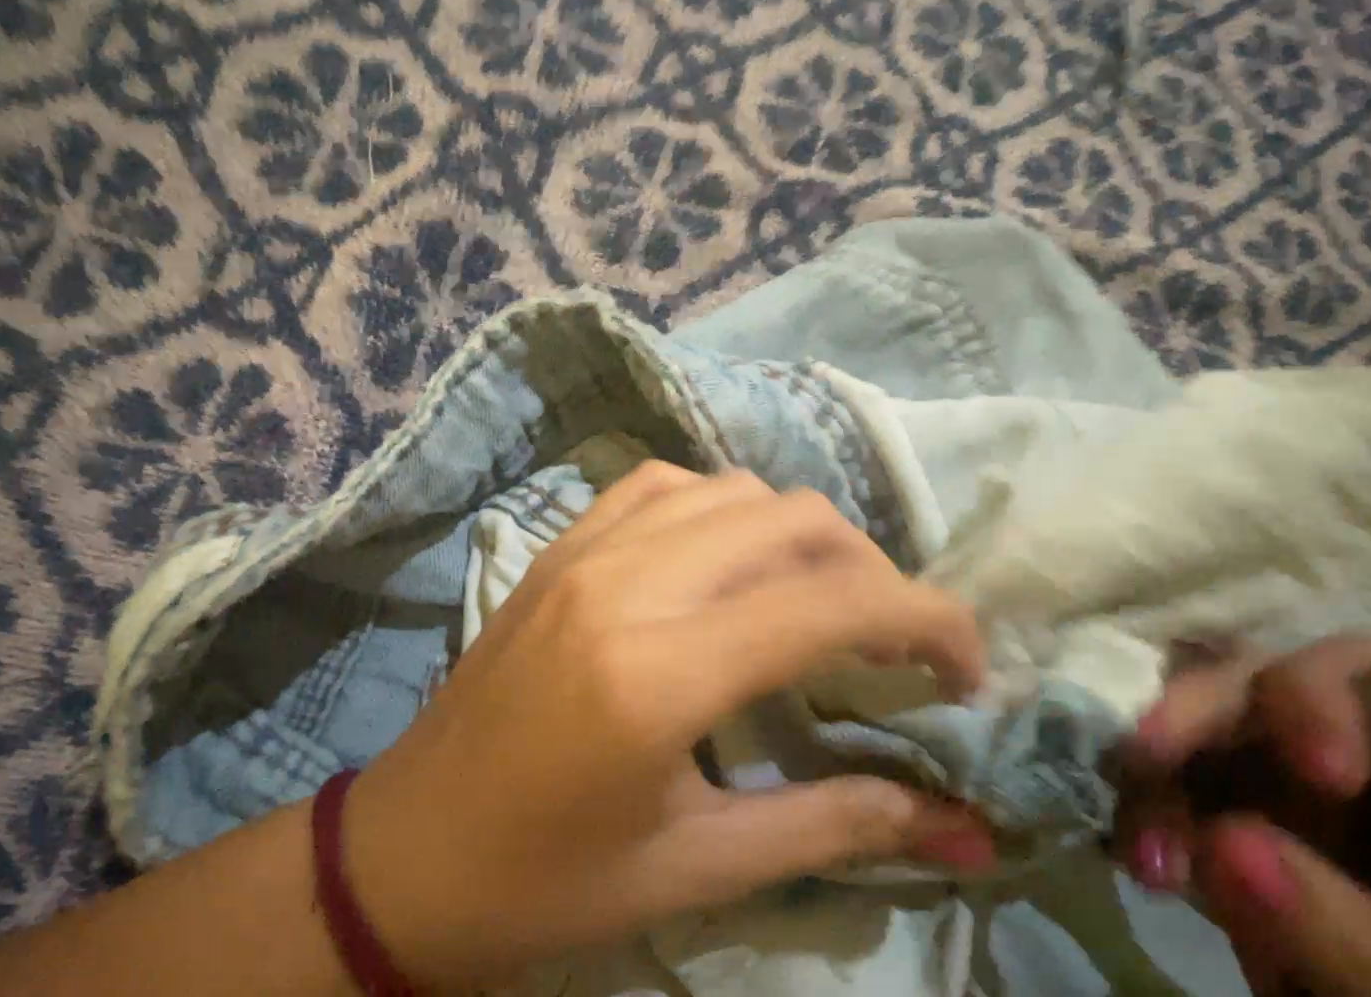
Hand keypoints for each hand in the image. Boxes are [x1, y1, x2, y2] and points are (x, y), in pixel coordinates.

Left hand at [341, 463, 994, 988]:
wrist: (403, 855)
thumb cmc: (546, 884)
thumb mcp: (697, 869)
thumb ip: (834, 826)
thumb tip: (966, 827)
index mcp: (658, 673)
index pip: (832, 602)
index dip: (928, 621)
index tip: (967, 671)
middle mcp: (624, 585)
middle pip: (793, 521)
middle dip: (873, 572)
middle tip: (893, 650)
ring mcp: (582, 553)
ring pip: (733, 489)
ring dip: (801, 536)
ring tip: (820, 604)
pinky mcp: (557, 549)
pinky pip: (662, 486)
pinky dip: (723, 510)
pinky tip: (731, 564)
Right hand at [1112, 637, 1370, 995]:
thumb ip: (1340, 926)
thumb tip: (1222, 840)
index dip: (1321, 698)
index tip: (1316, 776)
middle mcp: (1346, 750)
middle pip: (1256, 685)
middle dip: (1196, 718)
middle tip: (1144, 756)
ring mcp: (1273, 773)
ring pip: (1191, 723)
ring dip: (1155, 776)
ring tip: (1152, 862)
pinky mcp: (1217, 805)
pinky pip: (1159, 775)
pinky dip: (1138, 809)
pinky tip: (1143, 864)